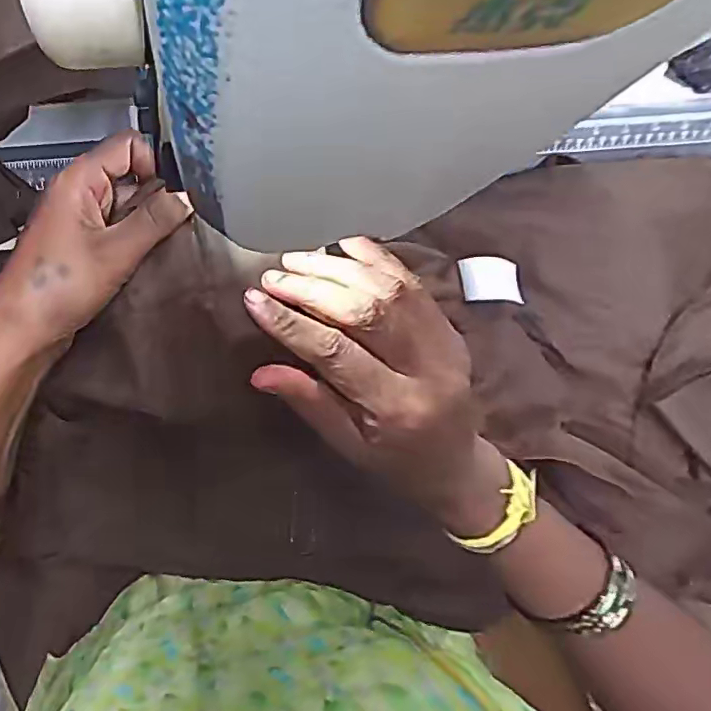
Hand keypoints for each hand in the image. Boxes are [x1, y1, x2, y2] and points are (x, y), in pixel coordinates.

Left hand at [0, 131, 192, 361]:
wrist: (21, 331)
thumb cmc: (53, 289)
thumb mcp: (115, 252)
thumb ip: (155, 219)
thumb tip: (186, 196)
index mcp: (78, 180)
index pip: (128, 145)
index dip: (156, 164)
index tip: (176, 194)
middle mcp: (77, 193)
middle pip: (130, 176)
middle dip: (154, 200)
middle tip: (169, 228)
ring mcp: (79, 220)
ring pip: (126, 207)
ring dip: (145, 225)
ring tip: (151, 250)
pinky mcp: (82, 245)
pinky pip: (116, 231)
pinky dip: (132, 243)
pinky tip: (139, 262)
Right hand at [243, 236, 510, 531]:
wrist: (456, 463)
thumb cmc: (393, 460)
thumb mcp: (346, 445)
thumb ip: (309, 403)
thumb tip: (260, 373)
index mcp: (397, 408)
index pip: (337, 353)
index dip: (291, 323)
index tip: (254, 301)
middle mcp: (427, 369)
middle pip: (366, 311)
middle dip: (313, 288)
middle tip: (273, 277)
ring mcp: (446, 342)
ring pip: (390, 289)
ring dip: (340, 268)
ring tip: (298, 261)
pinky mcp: (450, 326)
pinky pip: (413, 282)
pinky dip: (377, 259)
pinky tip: (343, 247)